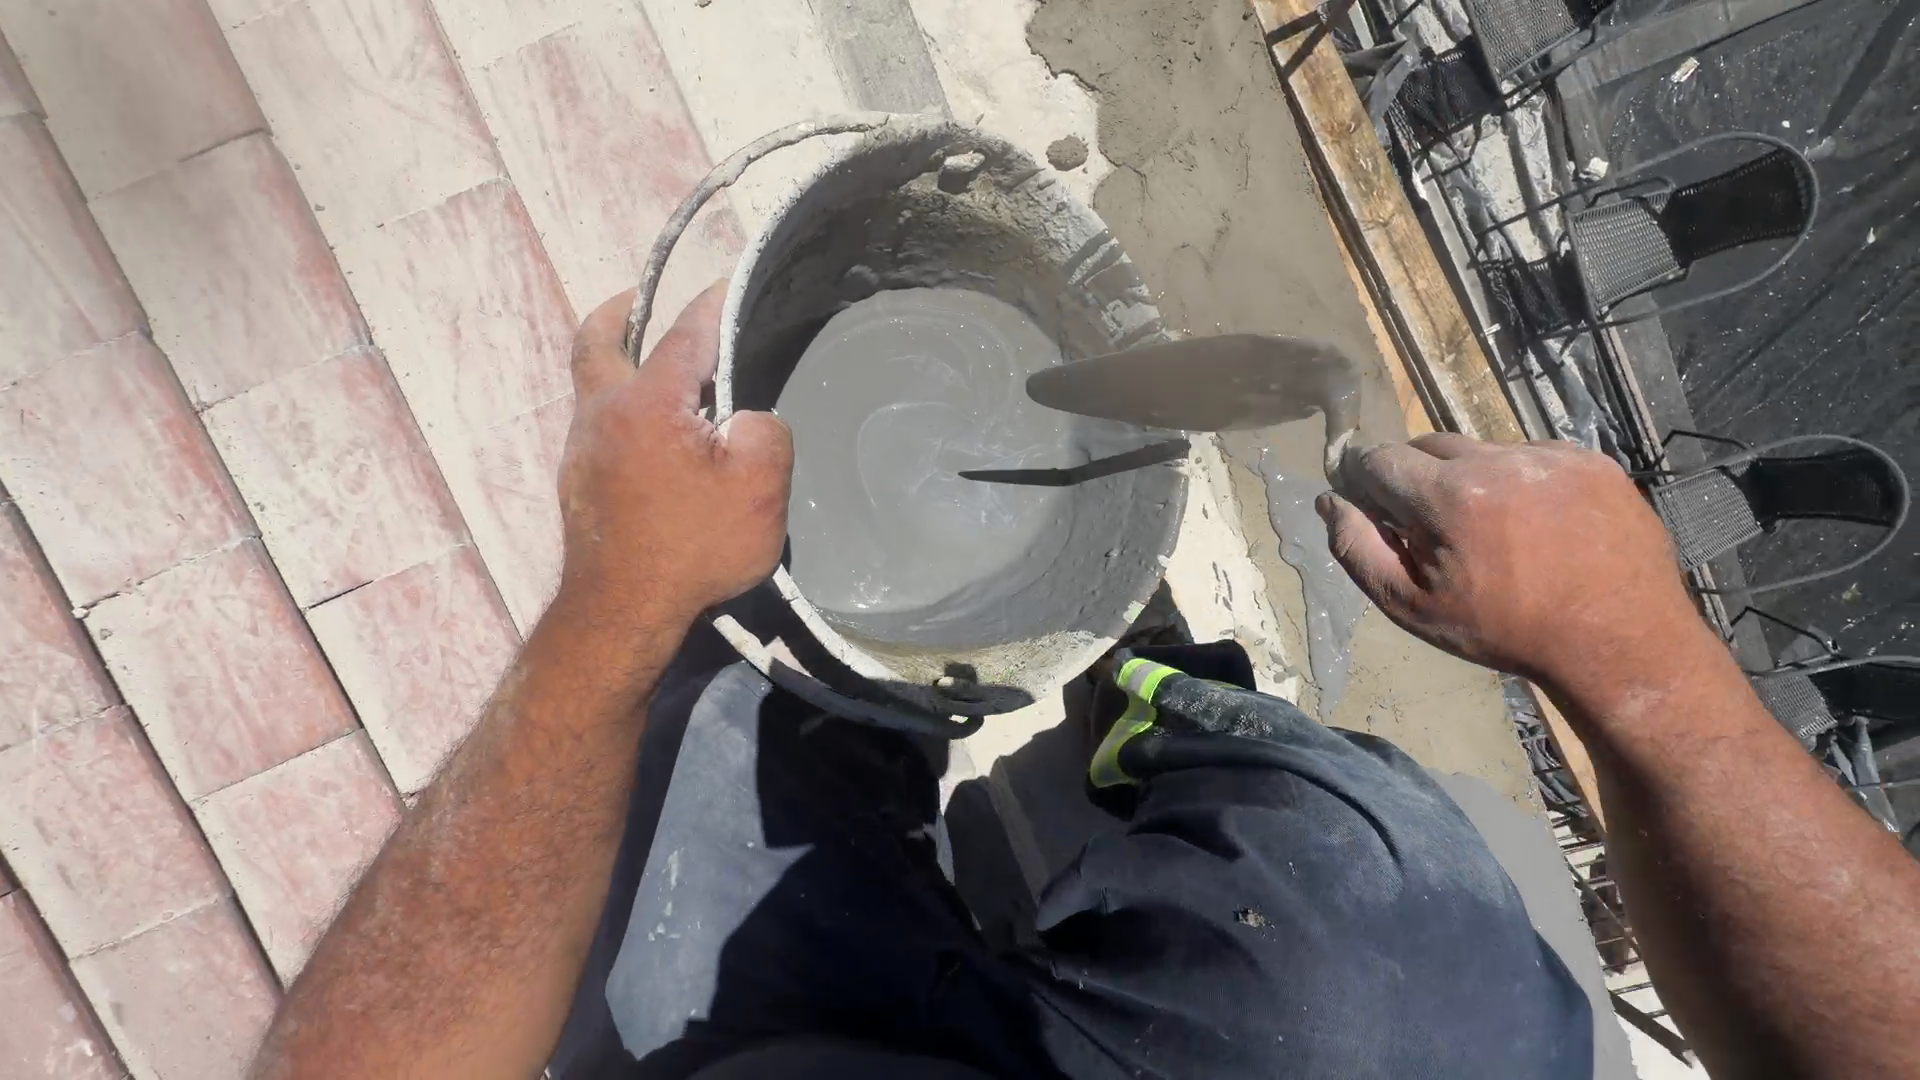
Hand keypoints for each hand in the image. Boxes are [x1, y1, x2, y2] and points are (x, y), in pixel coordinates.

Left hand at [555, 284, 793, 632]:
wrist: (624, 610)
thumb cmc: (695, 545)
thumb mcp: (760, 486)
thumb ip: (765, 431)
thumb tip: (745, 419)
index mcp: (650, 403)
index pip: (685, 332)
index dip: (713, 301)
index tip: (733, 280)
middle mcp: (604, 413)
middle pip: (598, 340)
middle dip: (621, 311)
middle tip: (641, 302)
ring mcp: (583, 450)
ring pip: (592, 384)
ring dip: (618, 362)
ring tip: (657, 371)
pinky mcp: (578, 484)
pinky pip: (597, 424)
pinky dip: (621, 409)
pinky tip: (652, 438)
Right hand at [1316, 434, 1707, 692]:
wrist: (1620, 645)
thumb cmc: (1501, 631)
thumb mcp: (1409, 604)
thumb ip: (1356, 548)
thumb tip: (1330, 501)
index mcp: (1450, 496)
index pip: (1379, 458)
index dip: (1367, 485)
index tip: (1378, 514)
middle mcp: (1500, 460)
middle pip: (1425, 445)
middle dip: (1413, 478)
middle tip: (1430, 528)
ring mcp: (1552, 457)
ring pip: (1477, 449)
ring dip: (1464, 478)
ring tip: (1486, 528)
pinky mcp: (1593, 461)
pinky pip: (1528, 454)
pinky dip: (1513, 479)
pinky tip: (1529, 522)